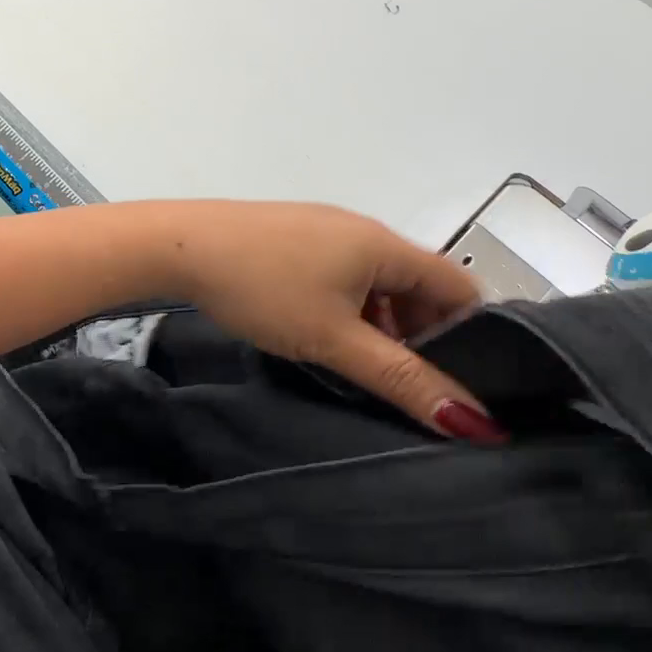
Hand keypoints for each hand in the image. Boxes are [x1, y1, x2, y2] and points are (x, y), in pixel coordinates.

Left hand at [159, 201, 504, 442]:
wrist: (172, 245)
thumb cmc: (259, 289)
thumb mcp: (333, 339)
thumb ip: (402, 379)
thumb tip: (479, 424)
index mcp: (384, 244)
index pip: (462, 289)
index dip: (473, 337)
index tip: (456, 383)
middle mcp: (357, 227)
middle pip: (416, 284)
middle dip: (417, 333)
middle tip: (399, 380)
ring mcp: (315, 226)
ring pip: (370, 280)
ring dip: (374, 321)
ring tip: (353, 361)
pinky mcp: (281, 233)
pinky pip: (332, 270)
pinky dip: (338, 302)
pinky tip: (311, 330)